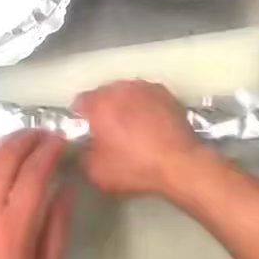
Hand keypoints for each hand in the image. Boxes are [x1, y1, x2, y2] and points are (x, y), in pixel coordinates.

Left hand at [0, 130, 74, 258]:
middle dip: (29, 138)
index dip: (50, 150)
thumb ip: (59, 229)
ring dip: (5, 142)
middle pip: (6, 158)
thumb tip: (66, 187)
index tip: (63, 139)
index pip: (34, 174)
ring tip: (24, 139)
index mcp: (13, 231)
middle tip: (46, 133)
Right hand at [73, 80, 211, 196]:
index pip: (80, 101)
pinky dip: (142, 103)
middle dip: (102, 108)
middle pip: (103, 93)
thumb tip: (82, 147)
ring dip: (123, 103)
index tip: (87, 132)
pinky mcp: (162, 90)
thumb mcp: (97, 172)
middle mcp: (120, 88)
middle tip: (108, 131)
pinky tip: (149, 121)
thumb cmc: (135, 167)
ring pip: (124, 91)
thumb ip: (82, 155)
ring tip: (131, 125)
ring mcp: (143, 86)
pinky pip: (144, 93)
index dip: (81, 117)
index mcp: (100, 104)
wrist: (179, 162)